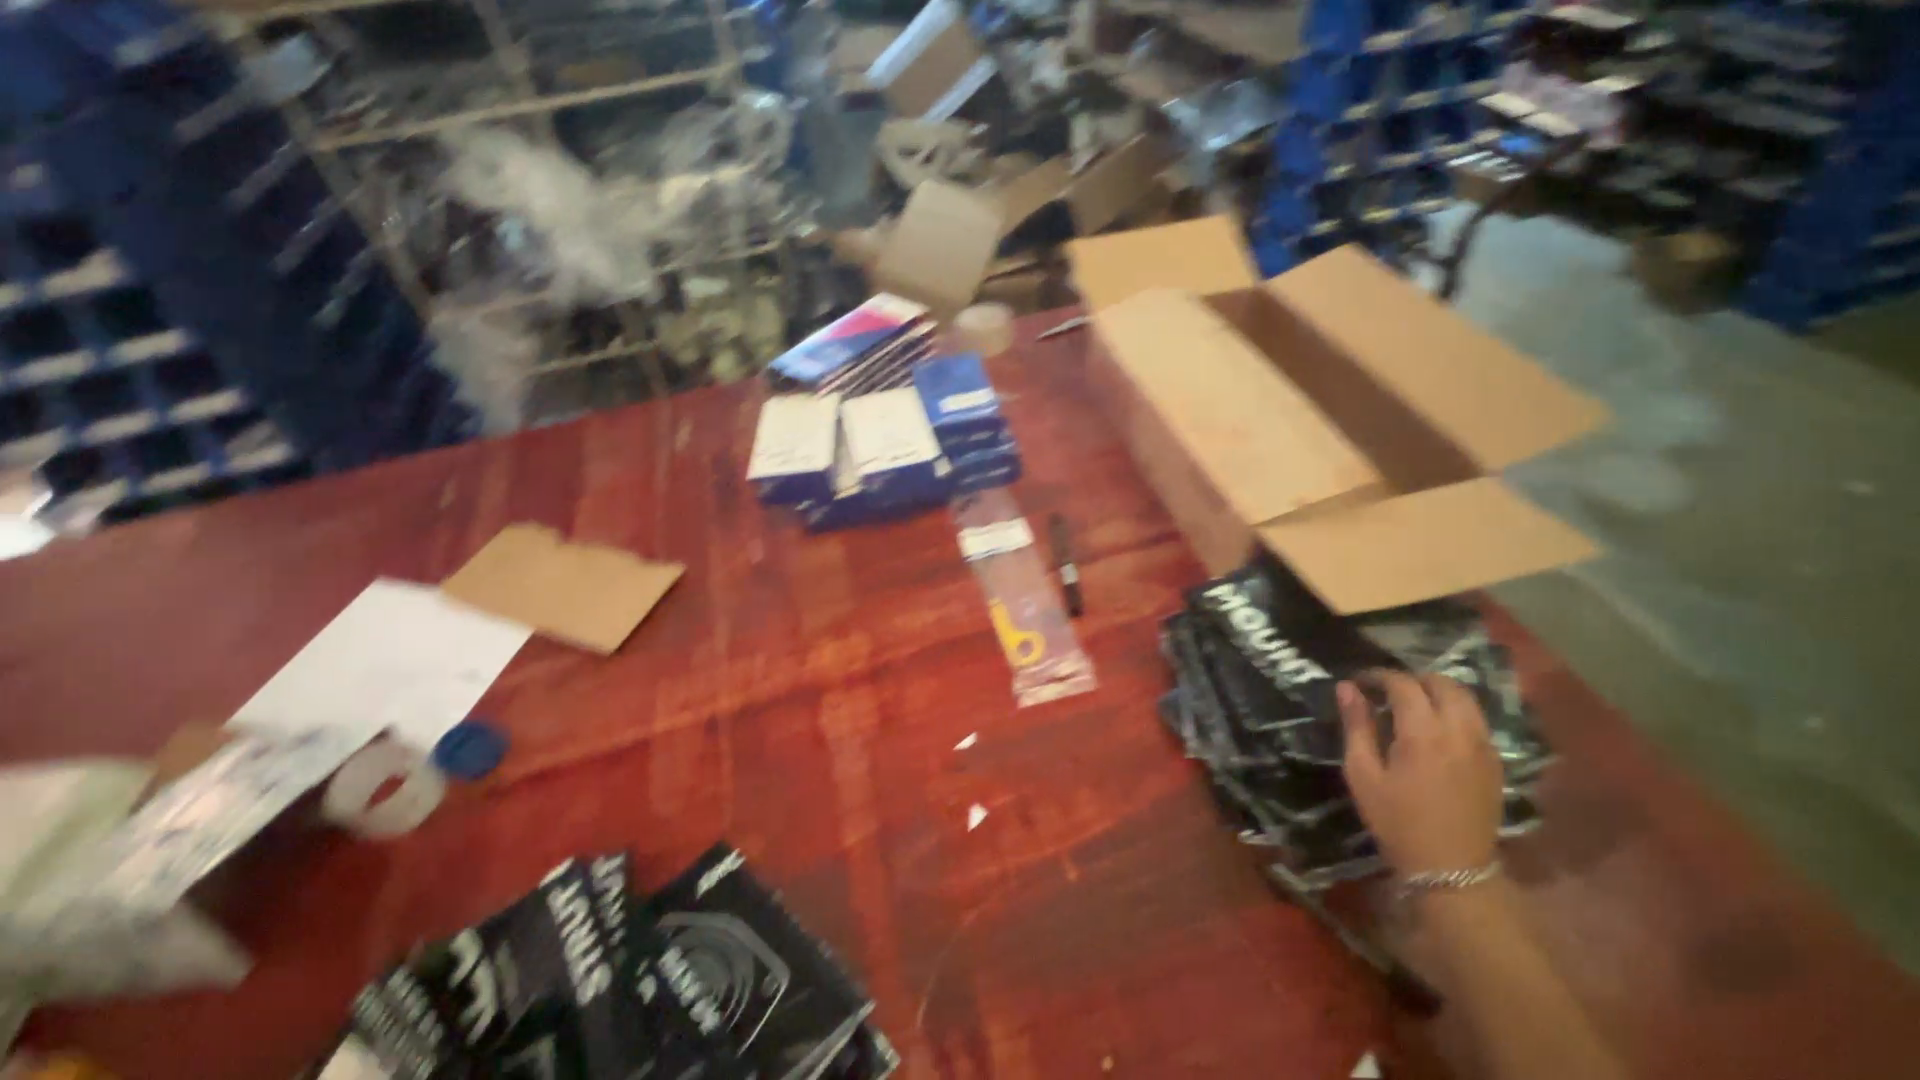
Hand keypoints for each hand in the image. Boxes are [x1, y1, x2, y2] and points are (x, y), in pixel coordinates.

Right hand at [1338, 671, 1503, 875]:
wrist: (1450, 867)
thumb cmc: (1397, 822)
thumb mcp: (1363, 775)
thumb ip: (1357, 727)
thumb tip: (1347, 688)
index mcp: (1423, 732)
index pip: (1403, 683)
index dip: (1379, 676)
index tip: (1361, 681)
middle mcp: (1459, 730)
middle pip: (1441, 682)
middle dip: (1413, 679)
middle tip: (1388, 691)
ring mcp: (1483, 745)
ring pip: (1465, 698)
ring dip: (1438, 691)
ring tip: (1415, 705)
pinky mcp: (1495, 760)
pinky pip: (1477, 720)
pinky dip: (1456, 711)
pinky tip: (1438, 729)